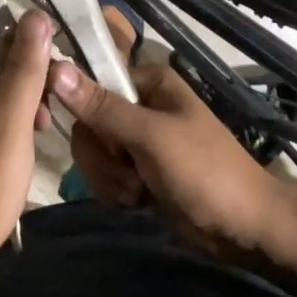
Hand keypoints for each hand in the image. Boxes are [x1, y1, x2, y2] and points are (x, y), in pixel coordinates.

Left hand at [0, 10, 54, 296]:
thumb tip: (36, 17)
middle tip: (47, 125)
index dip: (33, 65)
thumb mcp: (11, 123)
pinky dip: (10, 136)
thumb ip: (25, 70)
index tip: (60, 89)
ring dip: (24, 116)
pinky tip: (22, 157)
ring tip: (38, 142)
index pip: (0, 50)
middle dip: (30, 94)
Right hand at [51, 58, 296, 258]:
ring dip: (110, 179)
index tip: (107, 142)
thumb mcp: (152, 137)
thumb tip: (54, 68)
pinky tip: (139, 201)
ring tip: (140, 191)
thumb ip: (103, 107)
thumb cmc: (205, 172)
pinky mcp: (136, 171)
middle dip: (103, 158)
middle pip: (86, 126)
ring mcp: (137, 141)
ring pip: (91, 154)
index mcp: (148, 83)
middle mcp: (139, 106)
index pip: (89, 85)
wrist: (242, 228)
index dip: (88, 116)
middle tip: (131, 171)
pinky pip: (102, 175)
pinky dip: (116, 192)